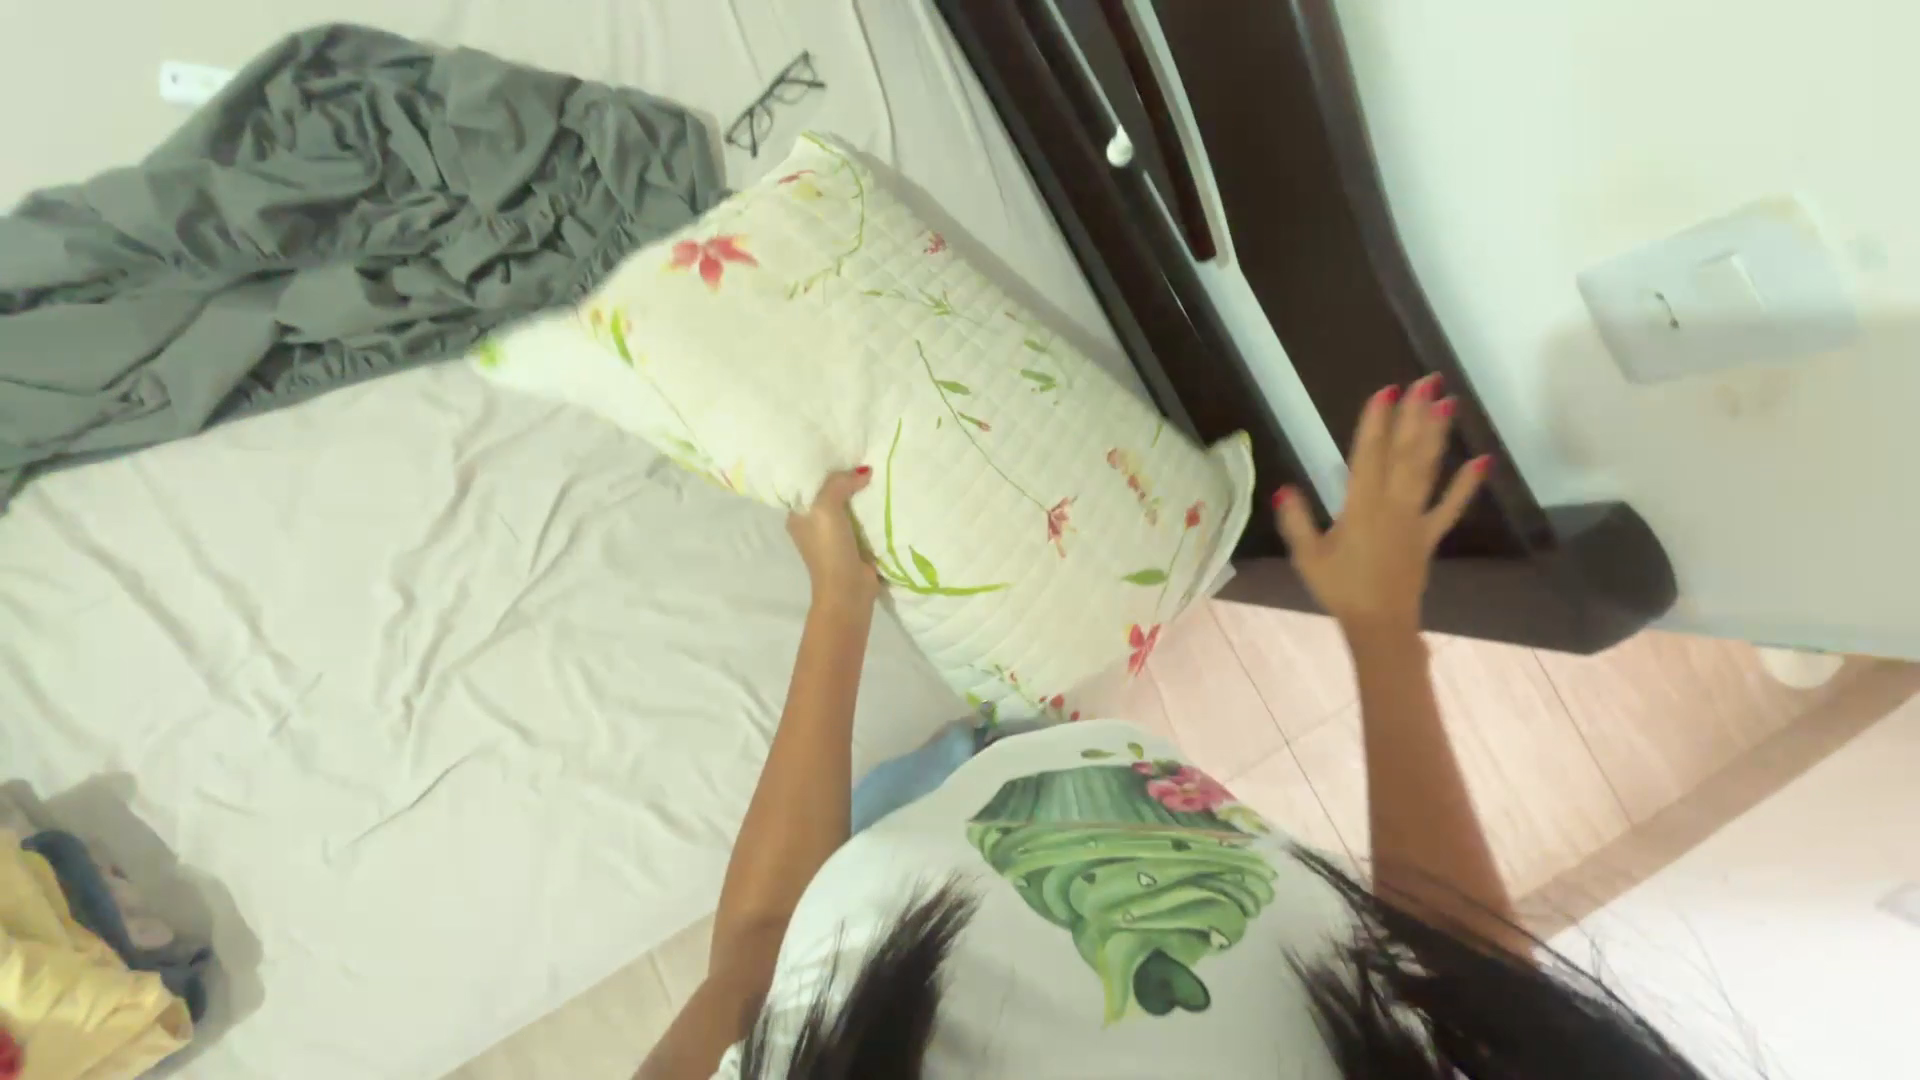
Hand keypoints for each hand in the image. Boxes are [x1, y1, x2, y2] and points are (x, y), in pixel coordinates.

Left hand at [788, 468, 879, 604]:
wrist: (848, 589)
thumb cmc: (829, 548)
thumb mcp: (826, 508)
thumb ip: (839, 483)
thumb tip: (864, 471)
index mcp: (798, 516)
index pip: (809, 484)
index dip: (824, 468)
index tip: (843, 452)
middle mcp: (814, 524)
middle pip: (831, 494)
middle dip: (847, 480)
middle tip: (866, 458)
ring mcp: (835, 535)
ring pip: (850, 507)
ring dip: (863, 496)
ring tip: (880, 473)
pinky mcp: (855, 544)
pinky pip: (864, 521)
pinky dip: (873, 512)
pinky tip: (886, 497)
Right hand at [1272, 375, 1489, 636]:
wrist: (1379, 623)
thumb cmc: (1339, 588)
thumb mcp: (1307, 556)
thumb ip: (1296, 521)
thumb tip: (1284, 488)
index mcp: (1360, 508)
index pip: (1368, 457)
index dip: (1375, 423)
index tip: (1385, 392)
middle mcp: (1393, 505)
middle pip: (1404, 454)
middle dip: (1414, 416)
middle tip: (1426, 381)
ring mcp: (1416, 519)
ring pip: (1428, 470)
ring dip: (1437, 435)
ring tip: (1447, 402)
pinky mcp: (1430, 535)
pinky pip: (1451, 507)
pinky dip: (1467, 484)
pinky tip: (1482, 460)